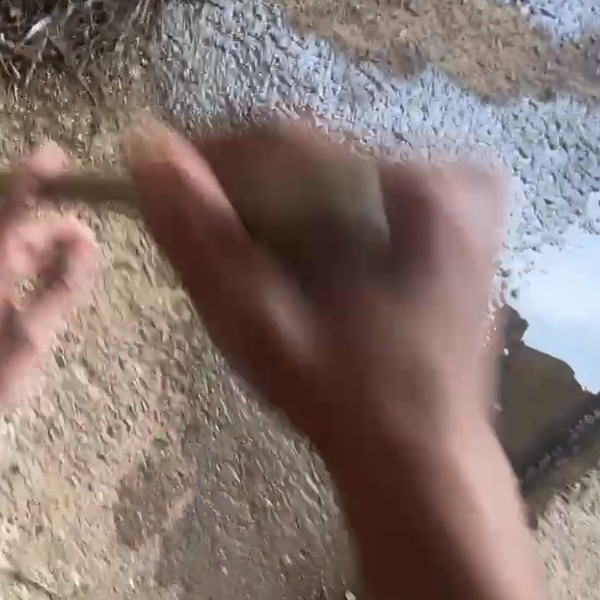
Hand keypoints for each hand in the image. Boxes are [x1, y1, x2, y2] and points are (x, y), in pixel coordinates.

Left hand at [0, 145, 99, 425]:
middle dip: (53, 231)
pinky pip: (4, 278)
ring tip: (76, 267)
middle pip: (15, 236)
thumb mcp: (30, 337)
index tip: (55, 155)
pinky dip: (30, 276)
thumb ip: (59, 290)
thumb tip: (87, 246)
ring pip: (10, 258)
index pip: (11, 213)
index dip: (32, 181)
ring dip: (43, 256)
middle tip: (90, 245)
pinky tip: (48, 293)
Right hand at [128, 121, 505, 477]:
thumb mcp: (251, 314)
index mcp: (414, 189)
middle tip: (194, 242)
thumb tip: (144, 146)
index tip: (150, 182)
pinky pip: (349, 200)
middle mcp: (447, 177)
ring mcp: (455, 202)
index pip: (282, 140)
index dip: (204, 156)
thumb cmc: (333, 391)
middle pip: (304, 158)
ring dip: (265, 210)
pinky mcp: (450, 226)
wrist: (419, 458)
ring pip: (322, 178)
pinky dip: (301, 225)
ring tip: (232, 261)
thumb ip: (197, 230)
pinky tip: (279, 268)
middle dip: (237, 194)